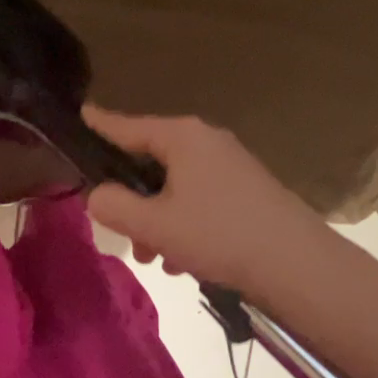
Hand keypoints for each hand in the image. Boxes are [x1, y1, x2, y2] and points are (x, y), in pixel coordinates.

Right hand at [83, 105, 330, 292]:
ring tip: (156, 259)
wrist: (297, 264)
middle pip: (150, 161)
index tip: (79, 114)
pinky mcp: (246, 190)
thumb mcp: (154, 224)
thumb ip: (114, 206)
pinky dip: (183, 224)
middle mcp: (206, 141)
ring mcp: (230, 165)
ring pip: (174, 187)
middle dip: (131, 200)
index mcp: (181, 137)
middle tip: (121, 234)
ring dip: (157, 220)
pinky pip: (199, 199)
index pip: (127, 125)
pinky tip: (185, 262)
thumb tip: (97, 196)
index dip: (99, 124)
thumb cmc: (218, 235)